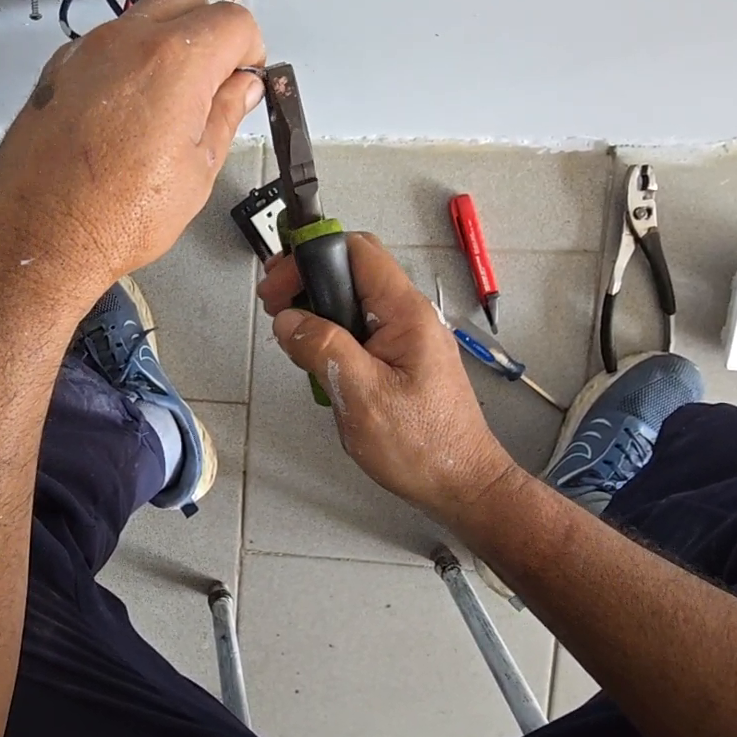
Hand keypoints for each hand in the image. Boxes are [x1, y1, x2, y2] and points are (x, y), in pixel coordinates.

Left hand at [0, 0, 267, 294]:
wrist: (43, 238)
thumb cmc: (113, 217)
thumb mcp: (197, 173)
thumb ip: (225, 116)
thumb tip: (241, 90)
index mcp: (175, 61)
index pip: (235, 20)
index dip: (250, 52)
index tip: (245, 78)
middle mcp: (127, 42)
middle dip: (211, 31)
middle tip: (214, 81)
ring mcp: (86, 52)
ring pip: (141, 17)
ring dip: (166, 43)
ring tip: (168, 103)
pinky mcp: (58, 71)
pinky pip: (104, 45)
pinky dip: (125, 62)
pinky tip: (126, 112)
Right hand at [258, 233, 524, 519]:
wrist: (462, 485)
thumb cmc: (421, 445)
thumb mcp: (361, 395)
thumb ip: (322, 348)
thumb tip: (288, 320)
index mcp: (405, 312)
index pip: (357, 251)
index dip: (310, 257)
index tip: (277, 285)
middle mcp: (408, 316)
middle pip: (352, 272)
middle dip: (307, 282)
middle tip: (274, 308)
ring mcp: (406, 338)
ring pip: (353, 303)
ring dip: (316, 312)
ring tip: (290, 338)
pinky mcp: (400, 361)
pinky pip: (360, 332)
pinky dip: (331, 337)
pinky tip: (315, 361)